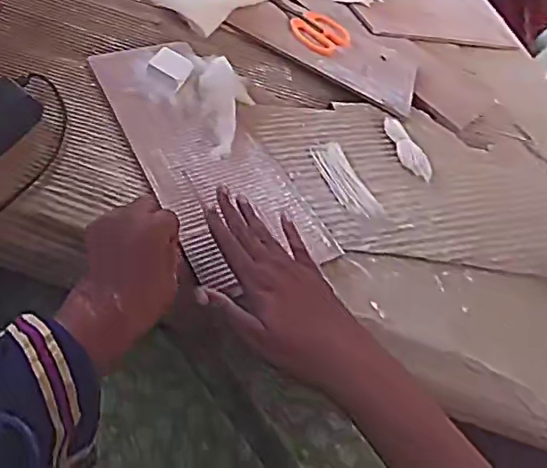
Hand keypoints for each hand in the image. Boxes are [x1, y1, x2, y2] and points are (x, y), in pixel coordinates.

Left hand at [56, 197, 180, 371]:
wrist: (107, 308)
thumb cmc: (144, 298)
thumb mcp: (172, 277)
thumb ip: (172, 251)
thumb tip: (169, 243)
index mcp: (156, 226)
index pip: (170, 216)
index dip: (170, 231)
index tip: (169, 243)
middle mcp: (132, 215)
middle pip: (148, 204)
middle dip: (152, 219)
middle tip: (153, 241)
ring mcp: (111, 218)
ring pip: (129, 211)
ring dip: (133, 223)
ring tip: (134, 247)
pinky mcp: (95, 226)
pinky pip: (112, 221)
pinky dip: (117, 230)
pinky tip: (118, 250)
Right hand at [204, 192, 491, 467]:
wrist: (346, 356)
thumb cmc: (297, 352)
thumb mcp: (256, 337)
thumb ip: (229, 311)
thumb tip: (201, 291)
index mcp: (256, 282)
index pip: (230, 247)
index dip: (217, 227)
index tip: (207, 207)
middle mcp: (273, 268)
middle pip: (247, 234)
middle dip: (231, 211)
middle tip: (221, 190)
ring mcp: (294, 269)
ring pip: (268, 236)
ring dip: (253, 217)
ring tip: (242, 199)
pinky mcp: (313, 276)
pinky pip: (298, 247)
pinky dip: (290, 231)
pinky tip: (285, 218)